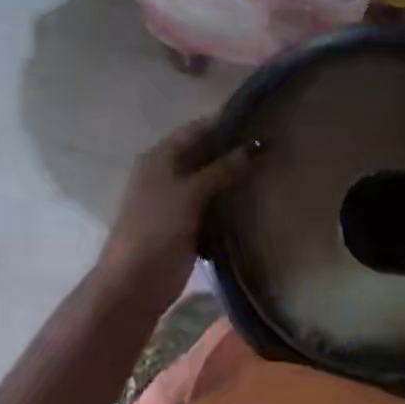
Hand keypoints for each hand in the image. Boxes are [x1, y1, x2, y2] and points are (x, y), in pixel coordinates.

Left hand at [98, 120, 255, 294]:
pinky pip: (212, 206)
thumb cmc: (156, 228)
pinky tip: (256, 201)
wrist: (133, 285)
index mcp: (159, 157)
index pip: (196, 129)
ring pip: (210, 181)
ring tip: (271, 169)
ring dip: (233, 178)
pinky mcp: (186, 225)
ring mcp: (175, 200)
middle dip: (232, 151)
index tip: (258, 118)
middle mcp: (166, 173)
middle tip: (270, 146)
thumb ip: (221, 169)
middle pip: (203, 154)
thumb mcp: (190, 193)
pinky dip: (229, 203)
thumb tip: (255, 146)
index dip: (224, 123)